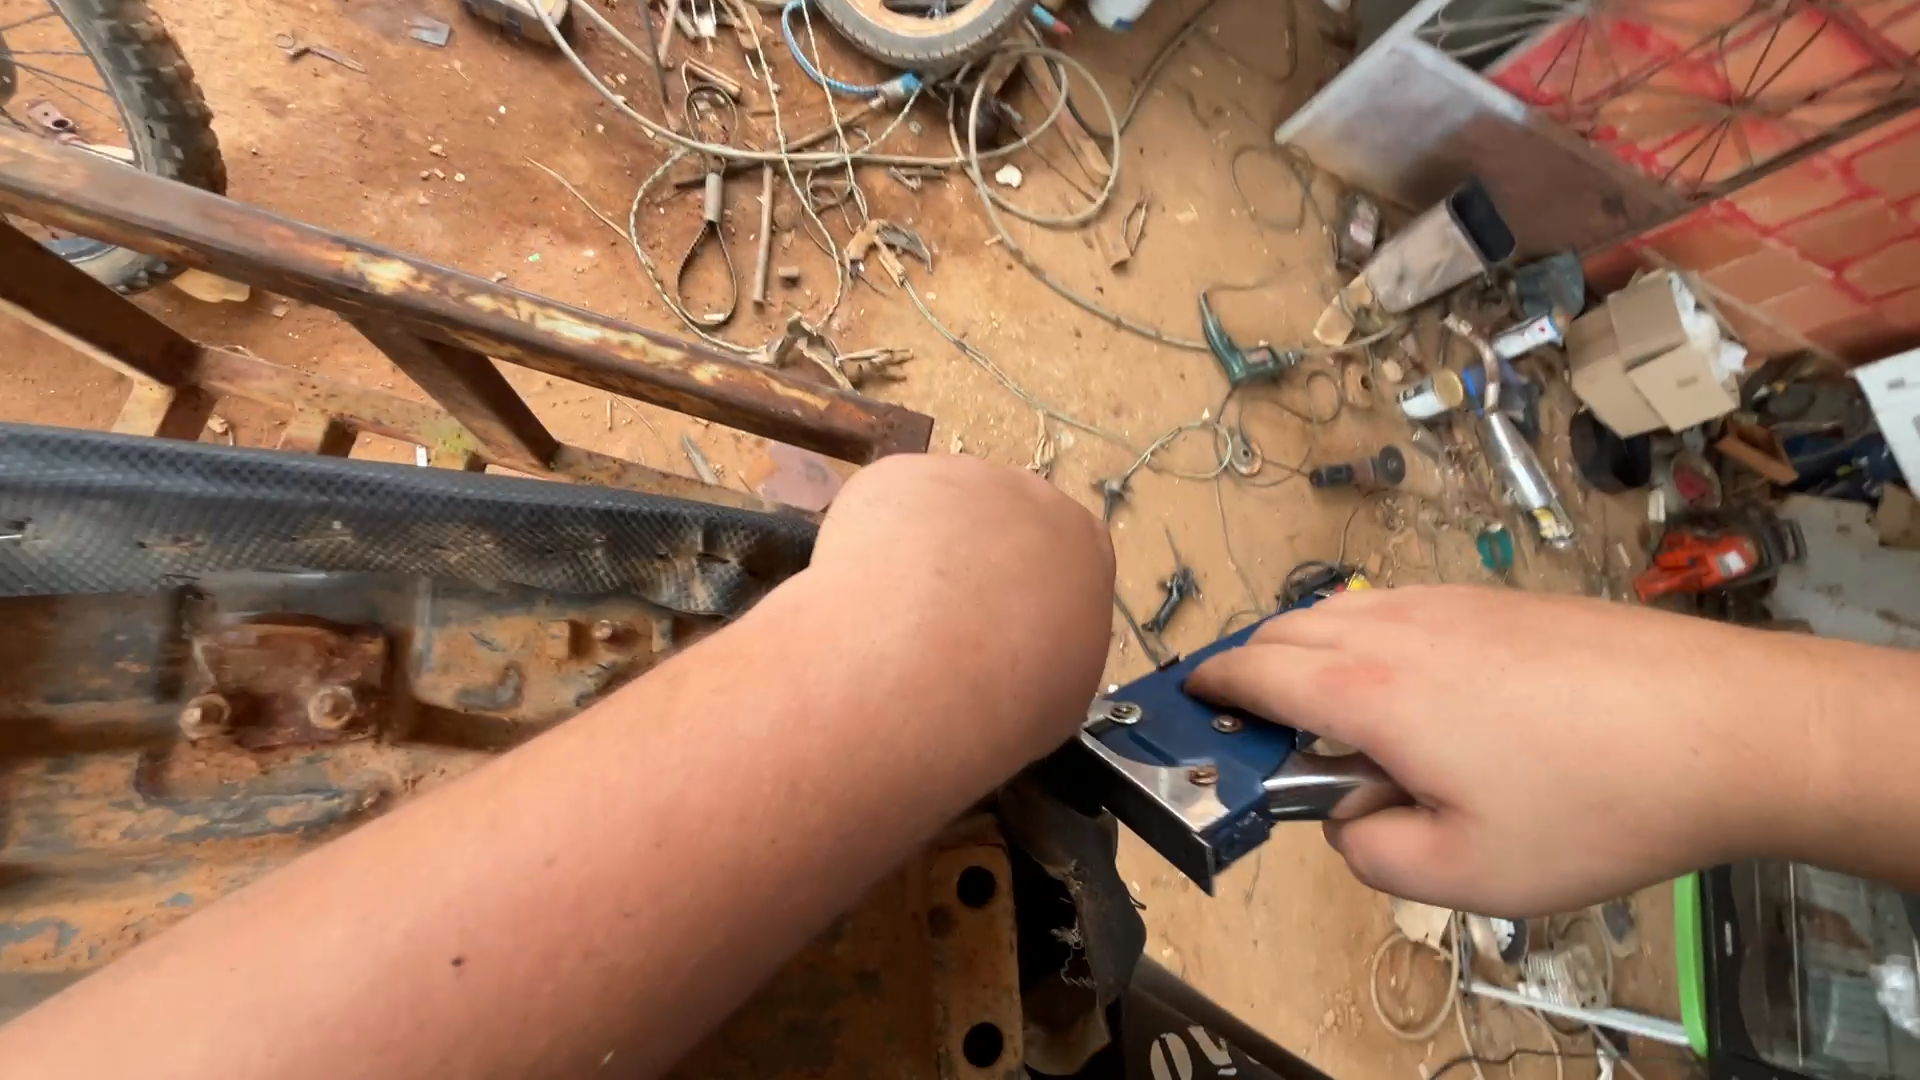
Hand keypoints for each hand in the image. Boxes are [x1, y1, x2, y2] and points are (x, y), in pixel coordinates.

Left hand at [786, 453, 1115, 755]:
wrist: (924, 670)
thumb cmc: (1010, 697)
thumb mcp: (1064, 689)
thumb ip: (1056, 647)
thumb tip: (1030, 651)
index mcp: (1083, 544)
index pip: (1061, 553)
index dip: (1025, 587)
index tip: (1000, 621)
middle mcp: (1030, 495)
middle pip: (1001, 520)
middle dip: (974, 561)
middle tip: (942, 620)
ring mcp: (961, 476)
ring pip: (941, 509)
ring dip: (923, 548)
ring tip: (896, 610)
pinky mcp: (900, 474)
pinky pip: (887, 505)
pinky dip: (875, 538)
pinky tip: (866, 587)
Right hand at [1185, 585, 1855, 915]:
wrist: (1727, 723)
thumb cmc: (1591, 803)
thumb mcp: (1470, 872)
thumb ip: (1371, 854)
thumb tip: (1344, 819)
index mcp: (1362, 691)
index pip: (1250, 672)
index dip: (1209, 685)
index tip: (1190, 700)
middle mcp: (1383, 630)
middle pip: (1277, 631)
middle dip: (1244, 667)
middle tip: (1253, 717)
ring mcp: (1433, 602)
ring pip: (1325, 610)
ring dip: (1295, 647)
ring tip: (1319, 698)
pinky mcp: (1477, 595)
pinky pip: (1378, 603)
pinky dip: (1348, 631)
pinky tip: (1394, 674)